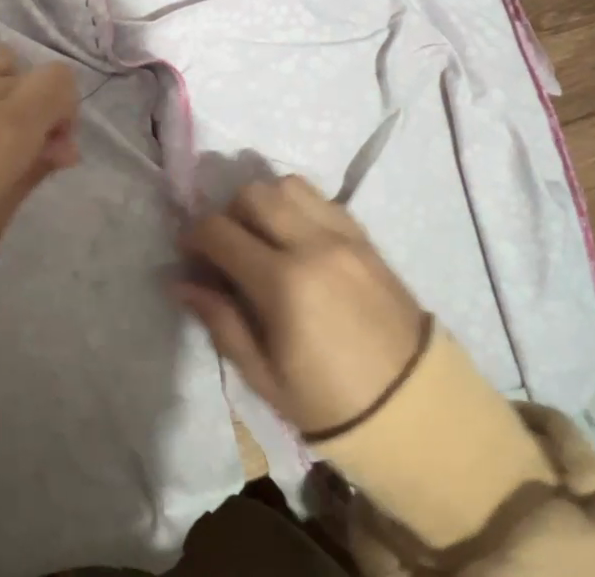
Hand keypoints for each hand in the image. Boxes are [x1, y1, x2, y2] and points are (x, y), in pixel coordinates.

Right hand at [178, 175, 427, 435]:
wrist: (413, 410)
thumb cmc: (329, 401)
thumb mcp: (263, 375)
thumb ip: (220, 321)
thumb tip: (181, 283)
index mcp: (283, 283)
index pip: (219, 231)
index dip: (193, 237)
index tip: (189, 255)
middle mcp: (314, 246)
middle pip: (253, 194)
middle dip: (227, 213)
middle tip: (225, 246)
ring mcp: (345, 238)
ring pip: (289, 185)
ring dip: (264, 202)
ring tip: (261, 236)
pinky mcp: (367, 240)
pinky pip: (323, 200)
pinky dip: (299, 207)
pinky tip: (296, 238)